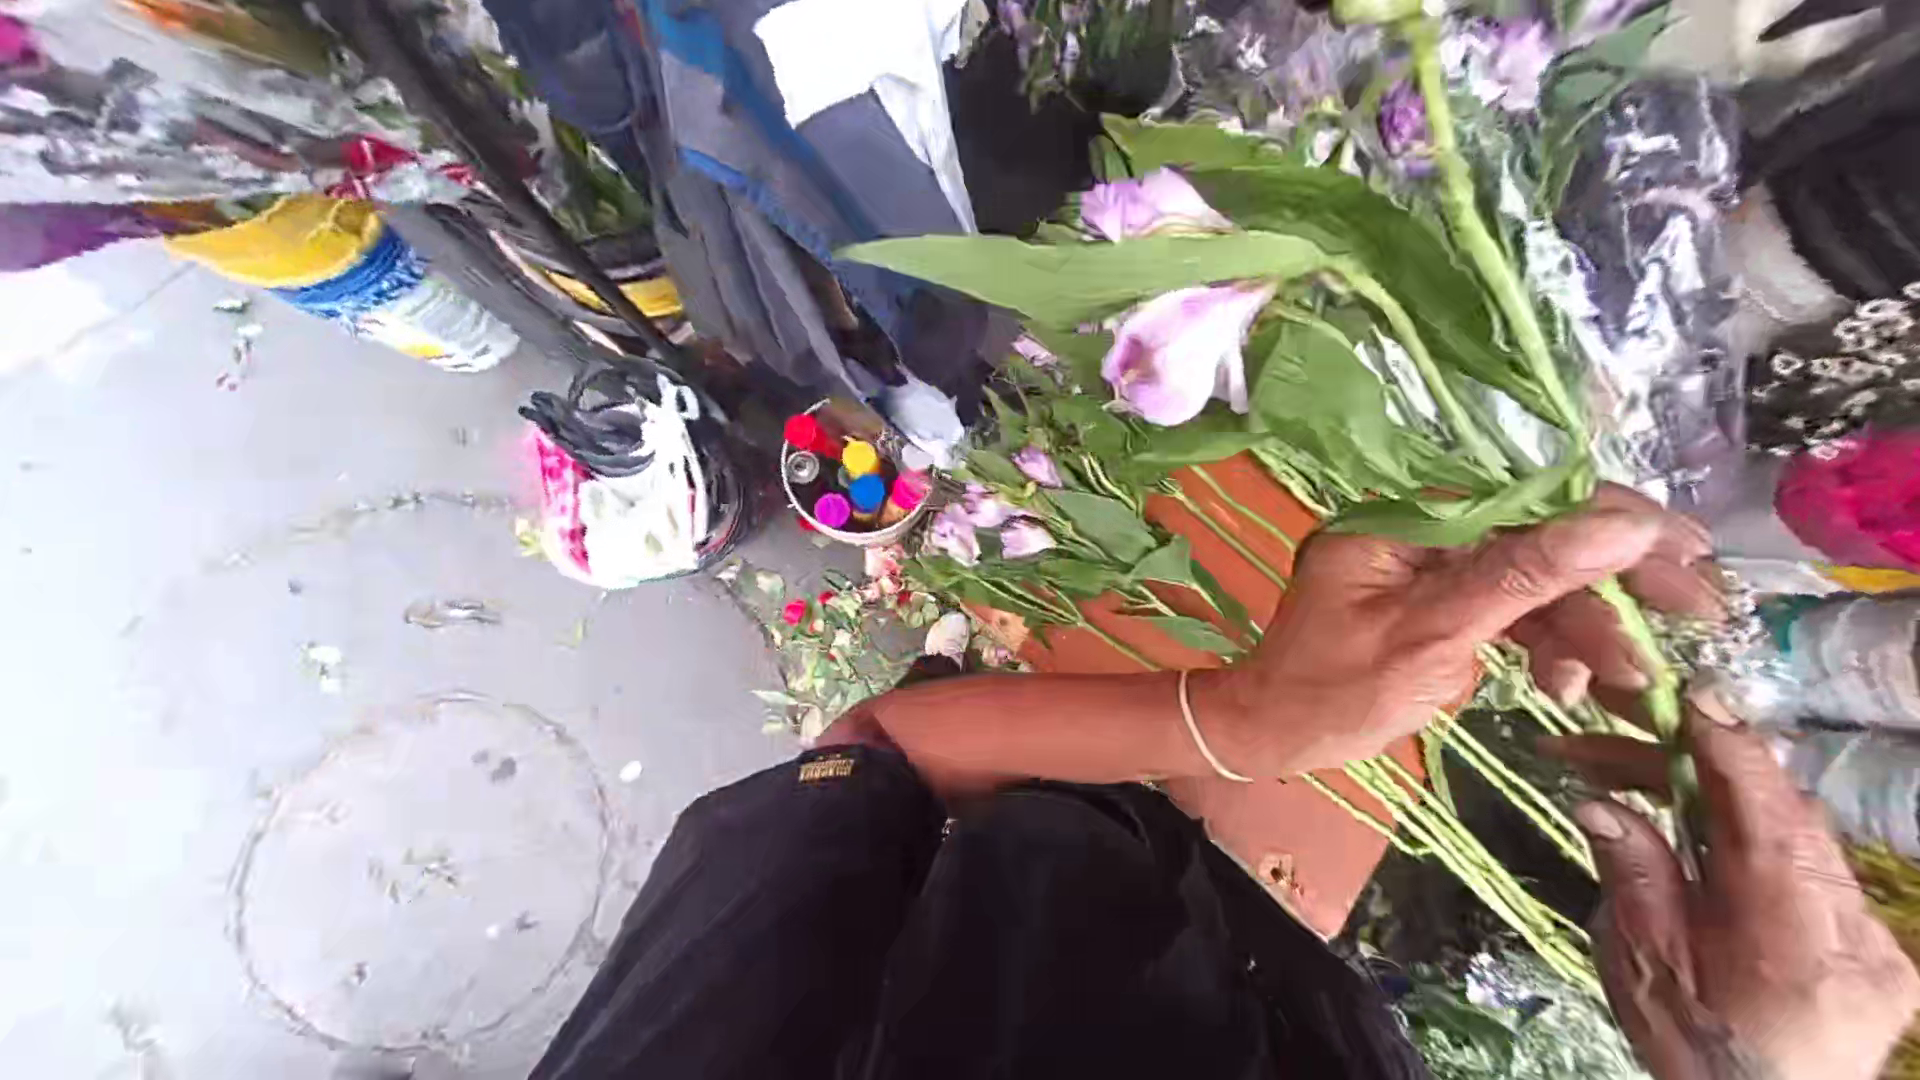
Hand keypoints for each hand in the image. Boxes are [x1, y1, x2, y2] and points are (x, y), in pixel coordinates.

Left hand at [1201, 484, 1718, 774]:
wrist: (1277, 730)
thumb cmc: (1337, 688)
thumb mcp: (1433, 634)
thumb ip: (1520, 578)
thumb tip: (1620, 523)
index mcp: (1392, 527)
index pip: (1514, 502)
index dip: (1605, 520)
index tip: (1686, 554)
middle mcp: (1406, 540)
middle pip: (1527, 542)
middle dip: (1605, 583)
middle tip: (1694, 615)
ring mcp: (1418, 577)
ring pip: (1521, 584)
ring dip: (1578, 629)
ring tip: (1621, 681)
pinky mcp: (1426, 610)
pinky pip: (1497, 615)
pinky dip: (1538, 646)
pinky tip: (1565, 687)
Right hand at [1548, 697, 1919, 1079]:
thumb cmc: (1689, 1035)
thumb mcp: (1640, 953)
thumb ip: (1631, 872)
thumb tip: (1597, 799)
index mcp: (1795, 936)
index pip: (1770, 823)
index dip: (1733, 754)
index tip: (1692, 699)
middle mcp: (1849, 926)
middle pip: (1769, 810)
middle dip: (1678, 757)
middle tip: (1587, 731)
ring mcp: (1859, 928)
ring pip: (1775, 823)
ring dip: (1683, 783)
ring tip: (1594, 767)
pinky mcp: (1847, 929)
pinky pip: (1781, 848)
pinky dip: (1713, 814)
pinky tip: (1652, 808)